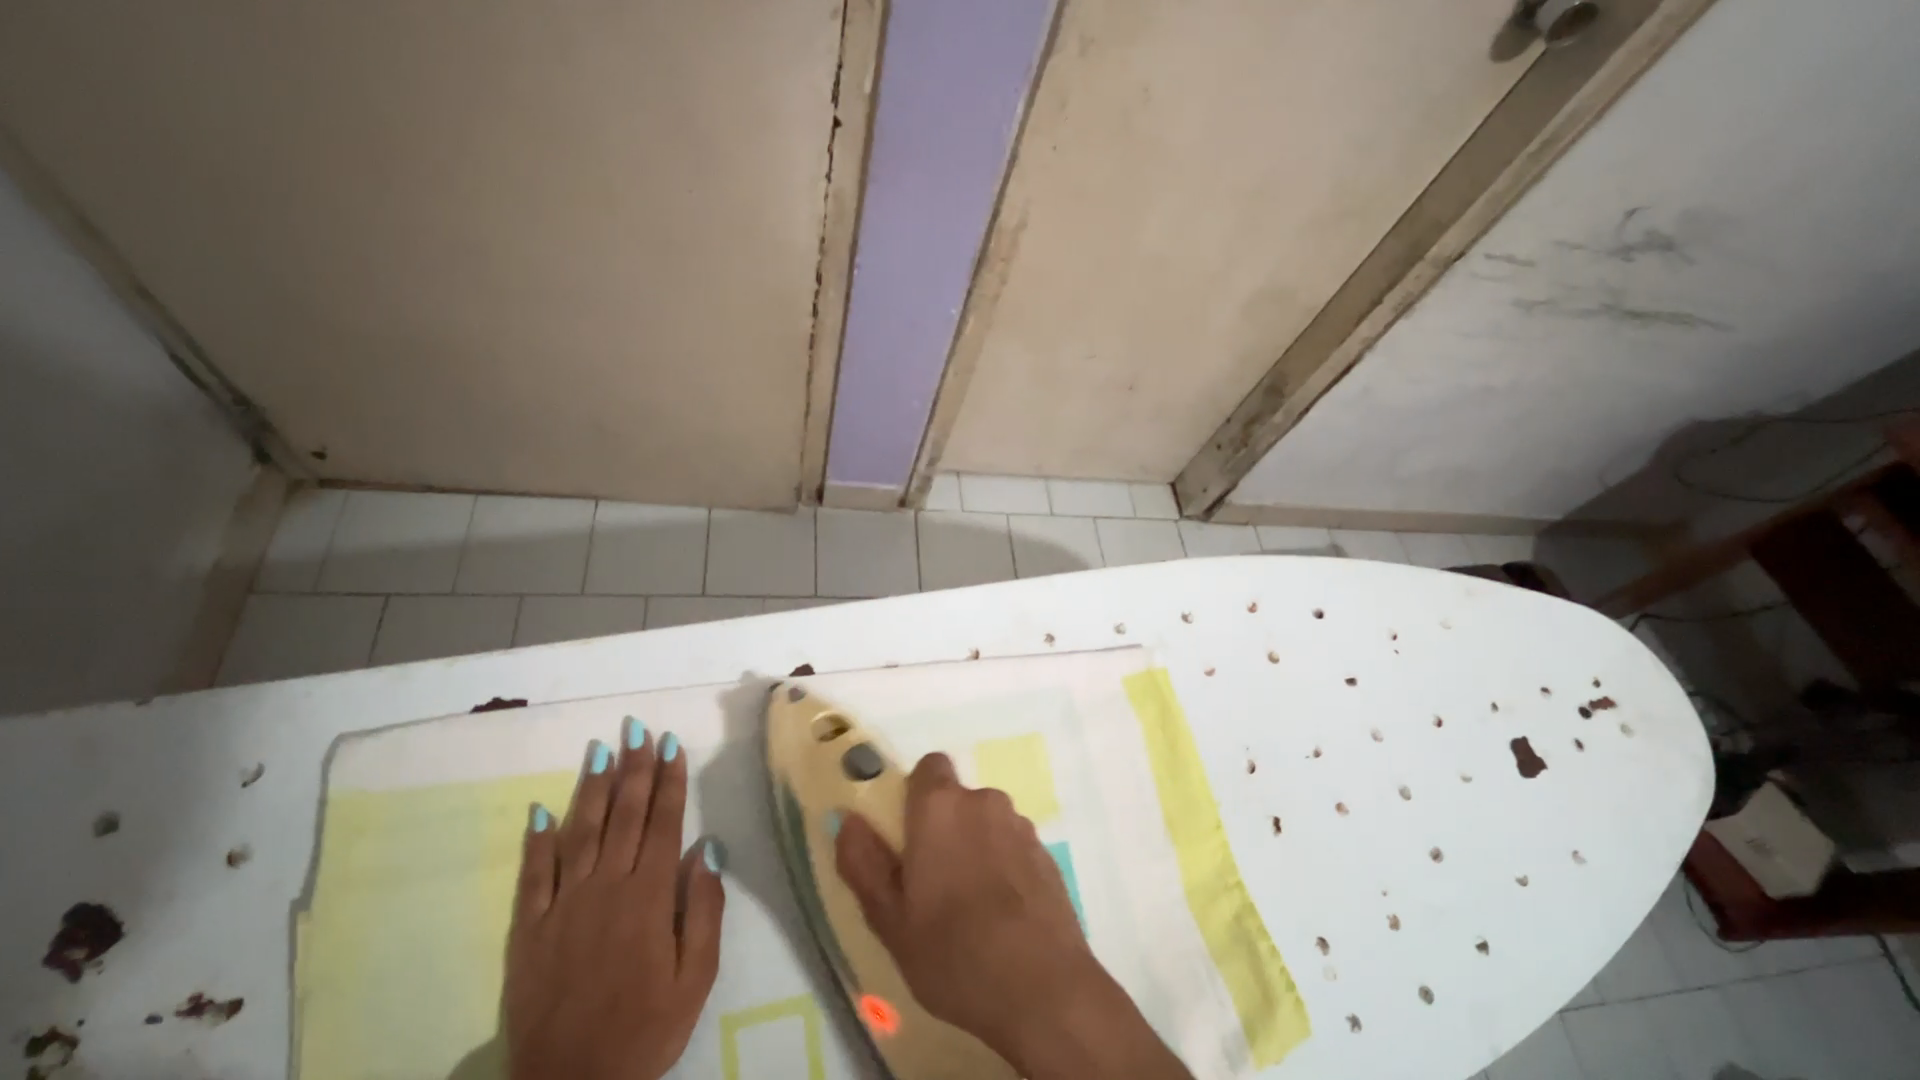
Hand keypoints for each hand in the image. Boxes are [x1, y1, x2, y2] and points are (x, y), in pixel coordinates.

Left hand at [505, 720, 725, 1079]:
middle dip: (633, 769)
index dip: (669, 781)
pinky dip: (538, 839)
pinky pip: (533, 874)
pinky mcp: (529, 928)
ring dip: (593, 788)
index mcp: (649, 898)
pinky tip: (543, 808)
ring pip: (581, 832)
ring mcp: (563, 905)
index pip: (664, 825)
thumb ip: (703, 910)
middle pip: (624, 817)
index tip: (670, 744)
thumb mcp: (696, 978)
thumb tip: (708, 850)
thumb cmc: (646, 1030)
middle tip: (636, 728)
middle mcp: (606, 888)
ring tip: (600, 749)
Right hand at [834, 753, 1191, 1079]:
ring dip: (974, 850)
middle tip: (928, 886)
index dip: (913, 797)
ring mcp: (1023, 830)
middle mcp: (985, 803)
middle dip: (942, 830)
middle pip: (956, 801)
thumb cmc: (953, 953)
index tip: (904, 839)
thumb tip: (848, 819)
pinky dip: (1003, 870)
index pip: (927, 768)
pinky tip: (999, 919)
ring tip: (967, 911)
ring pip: (986, 826)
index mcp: (941, 807)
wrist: (1044, 991)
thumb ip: (863, 862)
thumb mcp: (889, 919)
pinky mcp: (1049, 859)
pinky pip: (1013, 850)